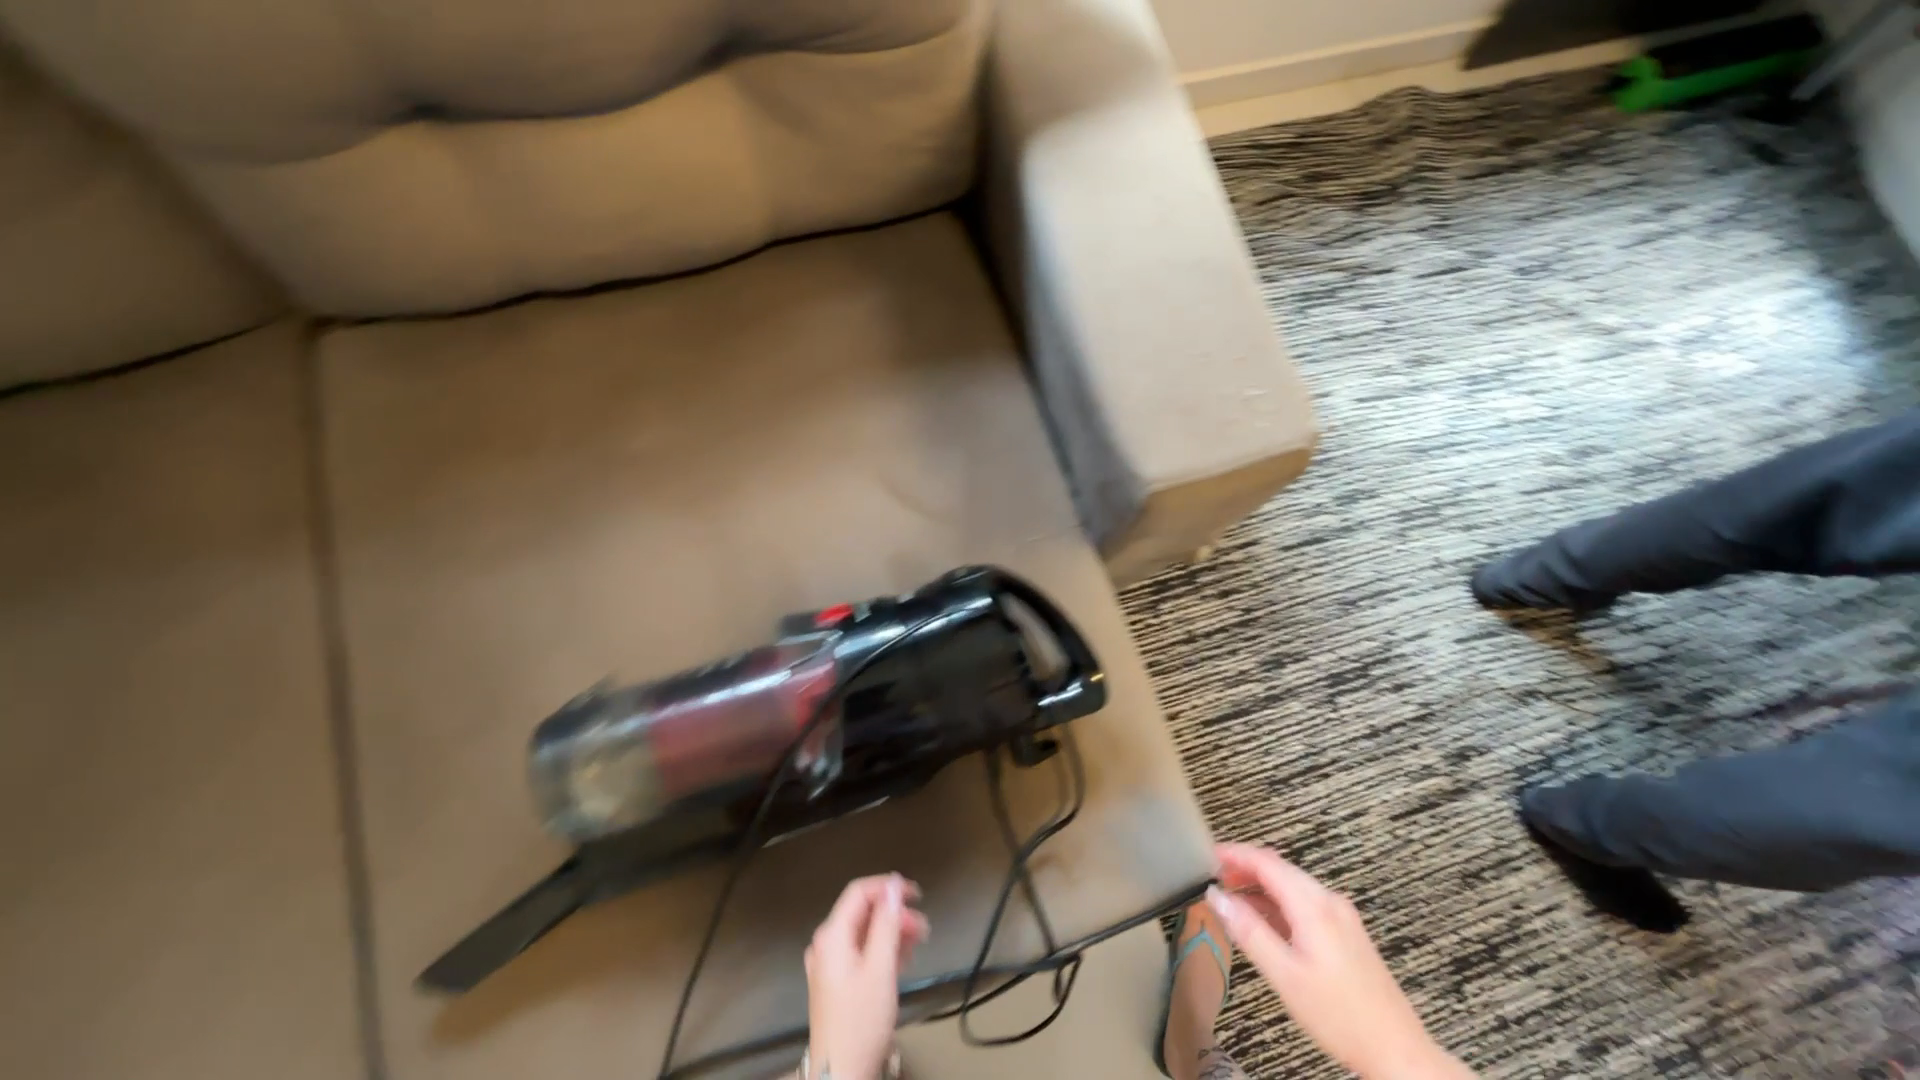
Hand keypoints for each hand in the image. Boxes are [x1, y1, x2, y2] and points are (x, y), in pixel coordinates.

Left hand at [804, 873, 929, 1079]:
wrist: (841, 1073)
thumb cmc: (861, 1019)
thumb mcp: (880, 968)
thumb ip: (887, 924)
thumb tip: (893, 887)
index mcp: (832, 936)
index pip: (859, 892)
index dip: (888, 887)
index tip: (916, 894)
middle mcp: (827, 945)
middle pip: (862, 913)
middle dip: (894, 914)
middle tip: (923, 928)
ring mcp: (830, 965)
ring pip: (864, 934)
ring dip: (892, 933)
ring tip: (918, 944)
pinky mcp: (837, 983)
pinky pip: (862, 953)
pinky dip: (883, 951)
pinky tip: (902, 960)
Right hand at [1207, 844, 1472, 1079]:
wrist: (1397, 1051)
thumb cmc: (1341, 1017)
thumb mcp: (1284, 975)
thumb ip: (1248, 931)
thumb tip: (1217, 897)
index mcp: (1315, 907)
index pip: (1267, 862)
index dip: (1234, 854)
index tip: (1207, 856)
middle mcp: (1331, 903)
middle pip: (1280, 869)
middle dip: (1244, 869)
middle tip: (1214, 880)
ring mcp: (1342, 918)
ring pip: (1292, 887)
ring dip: (1260, 888)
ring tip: (1232, 902)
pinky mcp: (1346, 934)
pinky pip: (1305, 904)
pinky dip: (1278, 905)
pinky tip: (1263, 923)